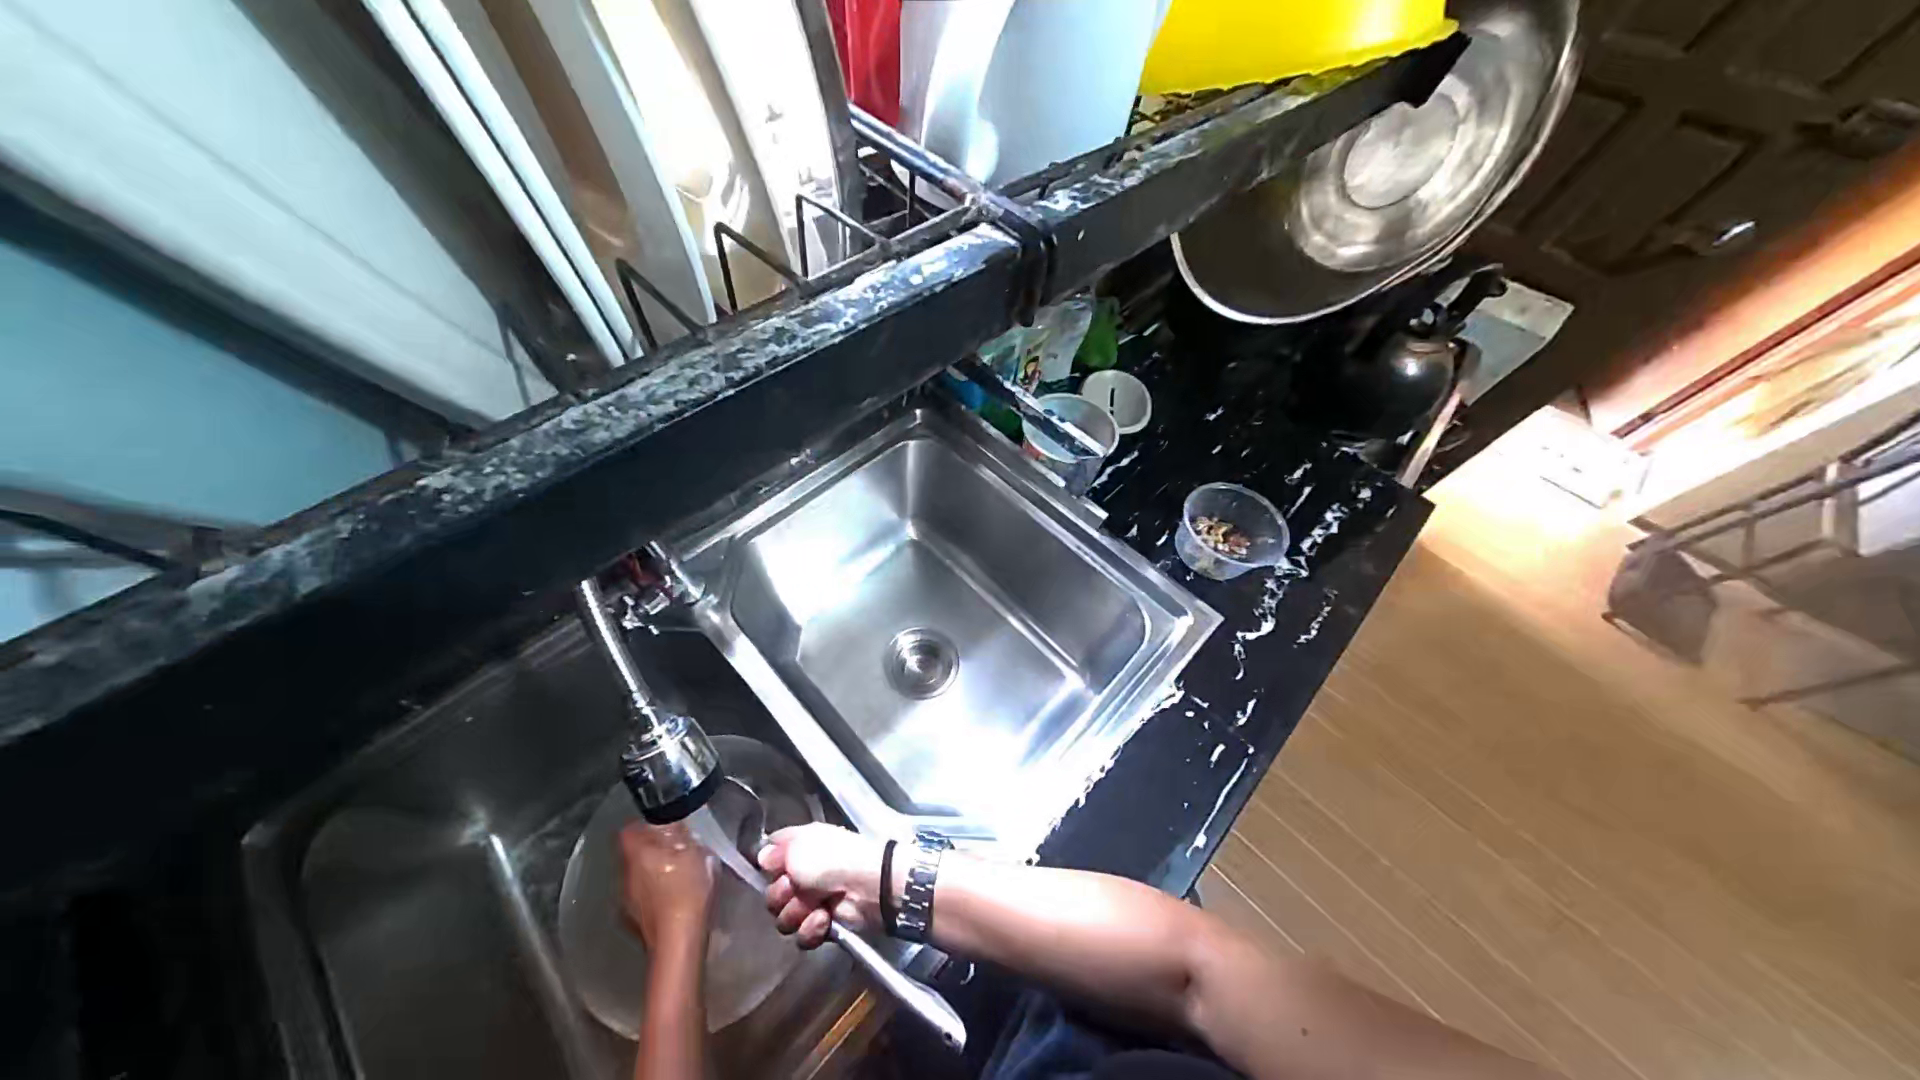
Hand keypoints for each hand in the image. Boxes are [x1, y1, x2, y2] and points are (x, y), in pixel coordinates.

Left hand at [618, 821, 714, 951]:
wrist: (677, 942)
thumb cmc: (687, 891)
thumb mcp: (697, 854)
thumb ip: (684, 836)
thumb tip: (675, 824)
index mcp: (637, 854)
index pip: (629, 830)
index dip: (644, 825)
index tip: (663, 826)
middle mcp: (624, 875)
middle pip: (633, 854)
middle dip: (651, 851)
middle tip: (675, 850)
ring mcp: (625, 901)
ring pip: (636, 877)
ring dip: (651, 873)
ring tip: (676, 876)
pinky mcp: (631, 921)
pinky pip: (641, 897)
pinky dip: (653, 895)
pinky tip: (671, 901)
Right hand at [757, 824, 886, 948]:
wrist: (867, 887)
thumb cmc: (832, 859)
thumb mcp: (799, 845)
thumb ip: (775, 851)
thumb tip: (762, 856)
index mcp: (800, 846)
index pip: (770, 854)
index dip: (767, 863)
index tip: (769, 868)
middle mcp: (804, 871)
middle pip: (772, 892)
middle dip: (780, 894)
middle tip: (794, 888)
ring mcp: (813, 899)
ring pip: (784, 917)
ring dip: (796, 913)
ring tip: (815, 904)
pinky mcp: (822, 923)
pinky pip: (802, 934)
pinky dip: (811, 928)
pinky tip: (823, 918)